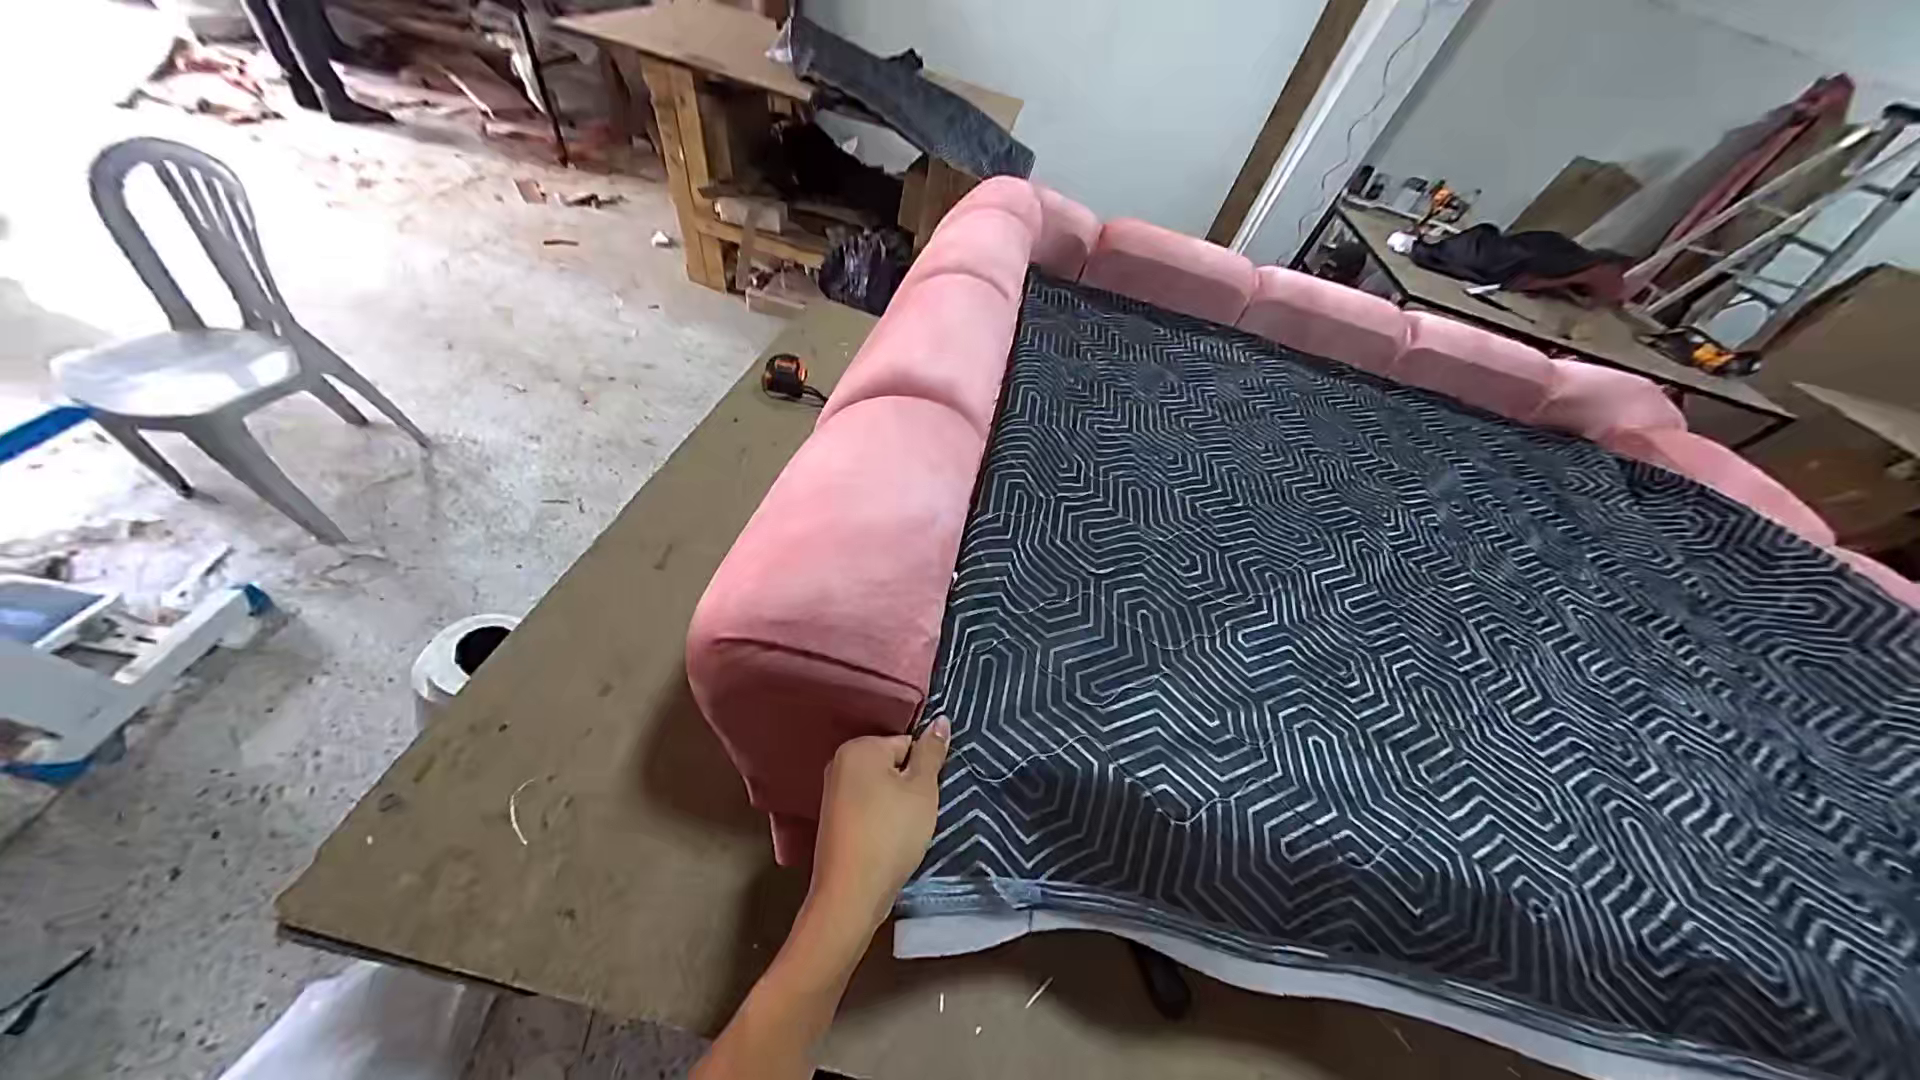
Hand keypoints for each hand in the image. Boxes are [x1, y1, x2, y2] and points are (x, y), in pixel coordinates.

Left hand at [806, 717, 950, 934]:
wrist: (851, 894)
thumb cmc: (890, 833)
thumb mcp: (921, 789)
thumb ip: (931, 752)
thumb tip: (940, 720)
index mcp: (859, 748)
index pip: (907, 744)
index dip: (923, 770)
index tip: (927, 796)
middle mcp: (840, 763)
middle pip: (893, 764)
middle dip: (909, 786)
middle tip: (918, 814)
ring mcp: (833, 792)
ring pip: (882, 788)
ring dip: (897, 804)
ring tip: (904, 830)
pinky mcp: (834, 820)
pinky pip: (868, 807)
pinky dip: (881, 819)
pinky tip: (889, 839)